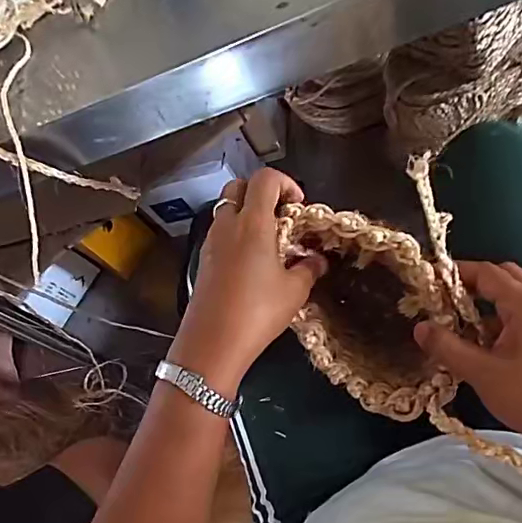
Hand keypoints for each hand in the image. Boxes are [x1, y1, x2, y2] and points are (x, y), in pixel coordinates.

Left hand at [169, 168, 328, 392]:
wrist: (212, 343)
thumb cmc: (257, 312)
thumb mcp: (295, 291)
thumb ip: (309, 268)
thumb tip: (317, 260)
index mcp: (253, 223)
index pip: (265, 179)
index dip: (285, 183)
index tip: (299, 203)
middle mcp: (227, 226)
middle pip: (239, 187)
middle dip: (262, 194)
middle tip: (282, 217)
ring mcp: (211, 243)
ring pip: (227, 211)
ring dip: (248, 216)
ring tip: (270, 243)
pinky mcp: (203, 262)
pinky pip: (220, 235)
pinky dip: (237, 236)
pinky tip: (253, 264)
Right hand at [414, 261, 521, 457]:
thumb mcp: (481, 373)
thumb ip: (447, 347)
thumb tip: (421, 328)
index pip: (488, 272)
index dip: (457, 272)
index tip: (432, 281)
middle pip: (506, 277)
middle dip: (474, 284)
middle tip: (446, 302)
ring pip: (516, 298)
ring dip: (488, 306)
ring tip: (461, 328)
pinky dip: (503, 321)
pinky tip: (486, 347)